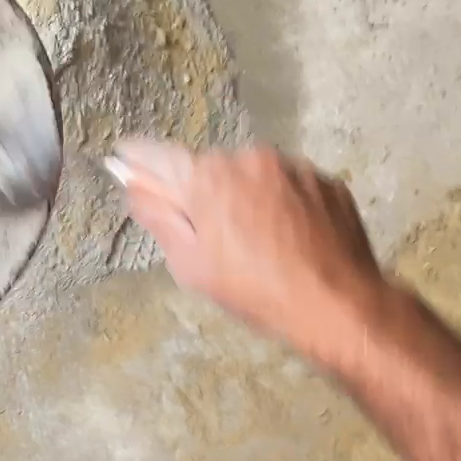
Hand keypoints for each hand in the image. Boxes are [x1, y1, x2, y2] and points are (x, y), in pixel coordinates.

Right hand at [109, 140, 388, 360]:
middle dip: (200, 190)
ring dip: (242, 195)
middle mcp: (248, 157)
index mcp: (207, 177)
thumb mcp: (189, 263)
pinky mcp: (327, 181)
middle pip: (208, 168)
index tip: (121, 156)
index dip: (135, 157)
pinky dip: (278, 203)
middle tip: (207, 231)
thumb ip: (158, 217)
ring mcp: (293, 166)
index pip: (157, 155)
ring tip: (254, 239)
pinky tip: (285, 237)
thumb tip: (134, 188)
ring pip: (250, 175)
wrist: (338, 306)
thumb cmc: (252, 289)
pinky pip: (287, 185)